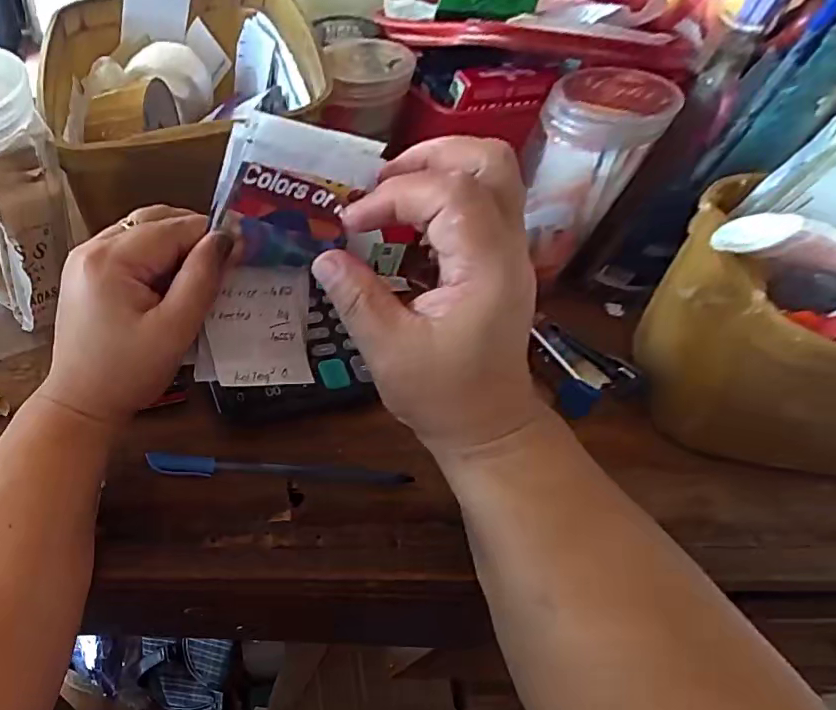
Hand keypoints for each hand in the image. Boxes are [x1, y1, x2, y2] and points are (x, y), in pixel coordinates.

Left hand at [39, 206, 230, 426]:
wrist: (81, 405)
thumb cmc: (128, 375)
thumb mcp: (174, 330)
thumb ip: (202, 280)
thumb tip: (227, 239)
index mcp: (111, 258)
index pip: (175, 226)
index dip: (211, 239)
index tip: (239, 259)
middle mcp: (92, 247)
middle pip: (156, 221)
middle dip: (192, 241)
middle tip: (218, 274)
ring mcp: (84, 259)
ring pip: (142, 233)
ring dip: (173, 251)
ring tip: (191, 286)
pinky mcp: (84, 275)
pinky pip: (127, 252)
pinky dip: (153, 262)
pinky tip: (164, 292)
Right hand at [311, 138, 546, 457]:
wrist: (487, 426)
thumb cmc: (441, 397)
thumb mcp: (389, 353)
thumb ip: (357, 299)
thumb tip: (323, 258)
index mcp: (485, 268)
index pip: (447, 193)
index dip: (393, 197)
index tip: (351, 223)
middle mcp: (508, 248)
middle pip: (488, 161)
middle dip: (429, 157)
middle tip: (378, 182)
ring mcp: (511, 253)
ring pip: (492, 176)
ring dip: (441, 170)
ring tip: (391, 195)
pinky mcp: (501, 263)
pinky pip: (484, 205)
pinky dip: (446, 198)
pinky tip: (409, 227)